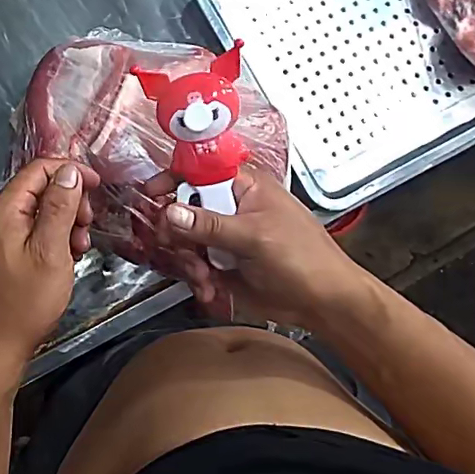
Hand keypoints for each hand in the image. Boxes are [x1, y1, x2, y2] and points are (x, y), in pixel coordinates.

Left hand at [0, 158, 100, 368]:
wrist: (2, 343)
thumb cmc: (27, 299)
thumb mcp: (51, 250)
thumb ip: (60, 207)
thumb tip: (70, 171)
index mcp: (5, 210)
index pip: (40, 169)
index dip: (71, 172)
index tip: (97, 186)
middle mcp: (1, 215)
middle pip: (43, 187)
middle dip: (72, 200)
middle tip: (88, 225)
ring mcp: (5, 233)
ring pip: (45, 209)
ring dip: (70, 221)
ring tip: (80, 246)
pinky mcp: (12, 248)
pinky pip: (40, 228)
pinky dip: (60, 236)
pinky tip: (70, 255)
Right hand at [144, 168, 374, 328]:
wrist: (323, 302)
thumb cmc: (304, 258)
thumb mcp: (255, 237)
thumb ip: (211, 225)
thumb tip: (171, 212)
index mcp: (244, 187)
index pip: (199, 171)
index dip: (173, 181)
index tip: (152, 197)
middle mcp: (232, 208)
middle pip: (184, 210)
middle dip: (178, 234)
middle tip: (182, 250)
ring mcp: (226, 238)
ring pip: (185, 242)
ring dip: (189, 263)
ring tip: (205, 278)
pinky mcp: (224, 265)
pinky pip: (195, 267)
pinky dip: (198, 280)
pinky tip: (211, 291)